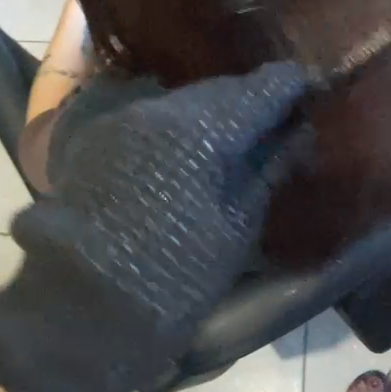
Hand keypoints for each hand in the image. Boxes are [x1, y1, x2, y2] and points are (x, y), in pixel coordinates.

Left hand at [0, 63, 308, 391]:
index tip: (310, 85)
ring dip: (210, 111)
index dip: (289, 85)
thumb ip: (268, 171)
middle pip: (218, 89)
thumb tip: (298, 133)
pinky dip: (177, 125)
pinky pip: (151, 116)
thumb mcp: (236, 229)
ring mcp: (123, 118)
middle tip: (277, 113)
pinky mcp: (98, 134)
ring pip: (182, 100)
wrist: (81, 306)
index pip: (258, 88)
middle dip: (248, 98)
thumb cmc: (173, 279)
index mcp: (202, 129)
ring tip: (233, 132)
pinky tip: (188, 148)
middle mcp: (160, 108)